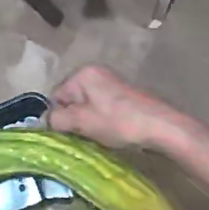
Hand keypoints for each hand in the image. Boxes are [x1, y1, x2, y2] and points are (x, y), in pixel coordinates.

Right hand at [48, 65, 199, 153]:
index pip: (56, 95)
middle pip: (72, 99)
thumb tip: (47, 120)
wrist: (161, 126)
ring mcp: (111, 82)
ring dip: (87, 122)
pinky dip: (101, 120)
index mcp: (83, 74)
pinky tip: (109, 133)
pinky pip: (101, 108)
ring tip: (96, 137)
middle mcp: (96, 72)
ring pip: (87, 105)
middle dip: (73, 119)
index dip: (58, 117)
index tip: (65, 135)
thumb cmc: (118, 122)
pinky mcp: (123, 95)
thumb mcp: (82, 122)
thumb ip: (58, 119)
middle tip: (81, 137)